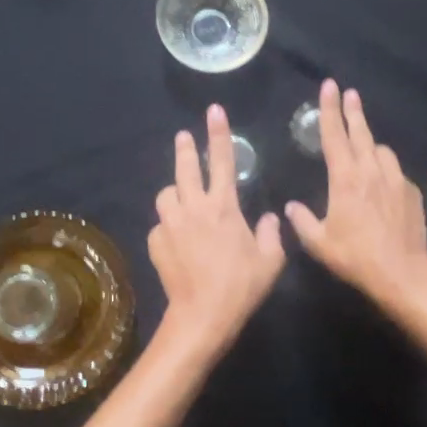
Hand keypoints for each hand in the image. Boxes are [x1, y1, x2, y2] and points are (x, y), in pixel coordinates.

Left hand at [147, 105, 285, 354]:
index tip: (215, 111)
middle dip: (186, 149)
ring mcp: (170, 225)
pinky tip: (177, 240)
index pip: (223, 161)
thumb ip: (271, 234)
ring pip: (166, 195)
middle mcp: (193, 208)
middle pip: (185, 168)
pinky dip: (168, 226)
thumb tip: (269, 218)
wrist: (202, 316)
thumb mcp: (270, 261)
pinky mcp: (155, 242)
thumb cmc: (241, 287)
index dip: (220, 133)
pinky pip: (160, 225)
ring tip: (180, 198)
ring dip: (174, 192)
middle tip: (183, 136)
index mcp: (223, 207)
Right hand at [285, 80, 426, 311]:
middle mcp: (371, 171)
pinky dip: (386, 169)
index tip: (329, 87)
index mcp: (345, 179)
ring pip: (381, 150)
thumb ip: (302, 221)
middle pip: (360, 133)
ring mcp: (395, 180)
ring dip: (370, 143)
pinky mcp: (411, 192)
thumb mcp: (319, 243)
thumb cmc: (355, 257)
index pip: (333, 135)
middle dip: (352, 111)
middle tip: (349, 93)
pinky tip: (382, 182)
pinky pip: (395, 172)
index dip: (328, 109)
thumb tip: (291, 208)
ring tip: (364, 145)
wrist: (401, 273)